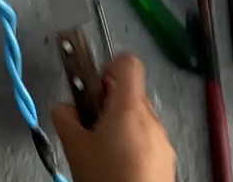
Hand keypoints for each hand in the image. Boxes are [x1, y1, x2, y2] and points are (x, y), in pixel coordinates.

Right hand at [52, 54, 176, 181]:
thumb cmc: (107, 179)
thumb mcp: (73, 144)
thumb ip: (65, 114)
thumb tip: (67, 108)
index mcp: (130, 109)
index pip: (127, 63)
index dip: (107, 66)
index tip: (93, 84)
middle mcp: (152, 121)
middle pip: (129, 91)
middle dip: (107, 100)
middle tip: (90, 121)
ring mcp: (163, 143)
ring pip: (138, 116)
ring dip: (119, 122)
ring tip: (102, 148)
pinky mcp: (167, 163)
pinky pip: (147, 138)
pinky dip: (131, 142)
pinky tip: (117, 164)